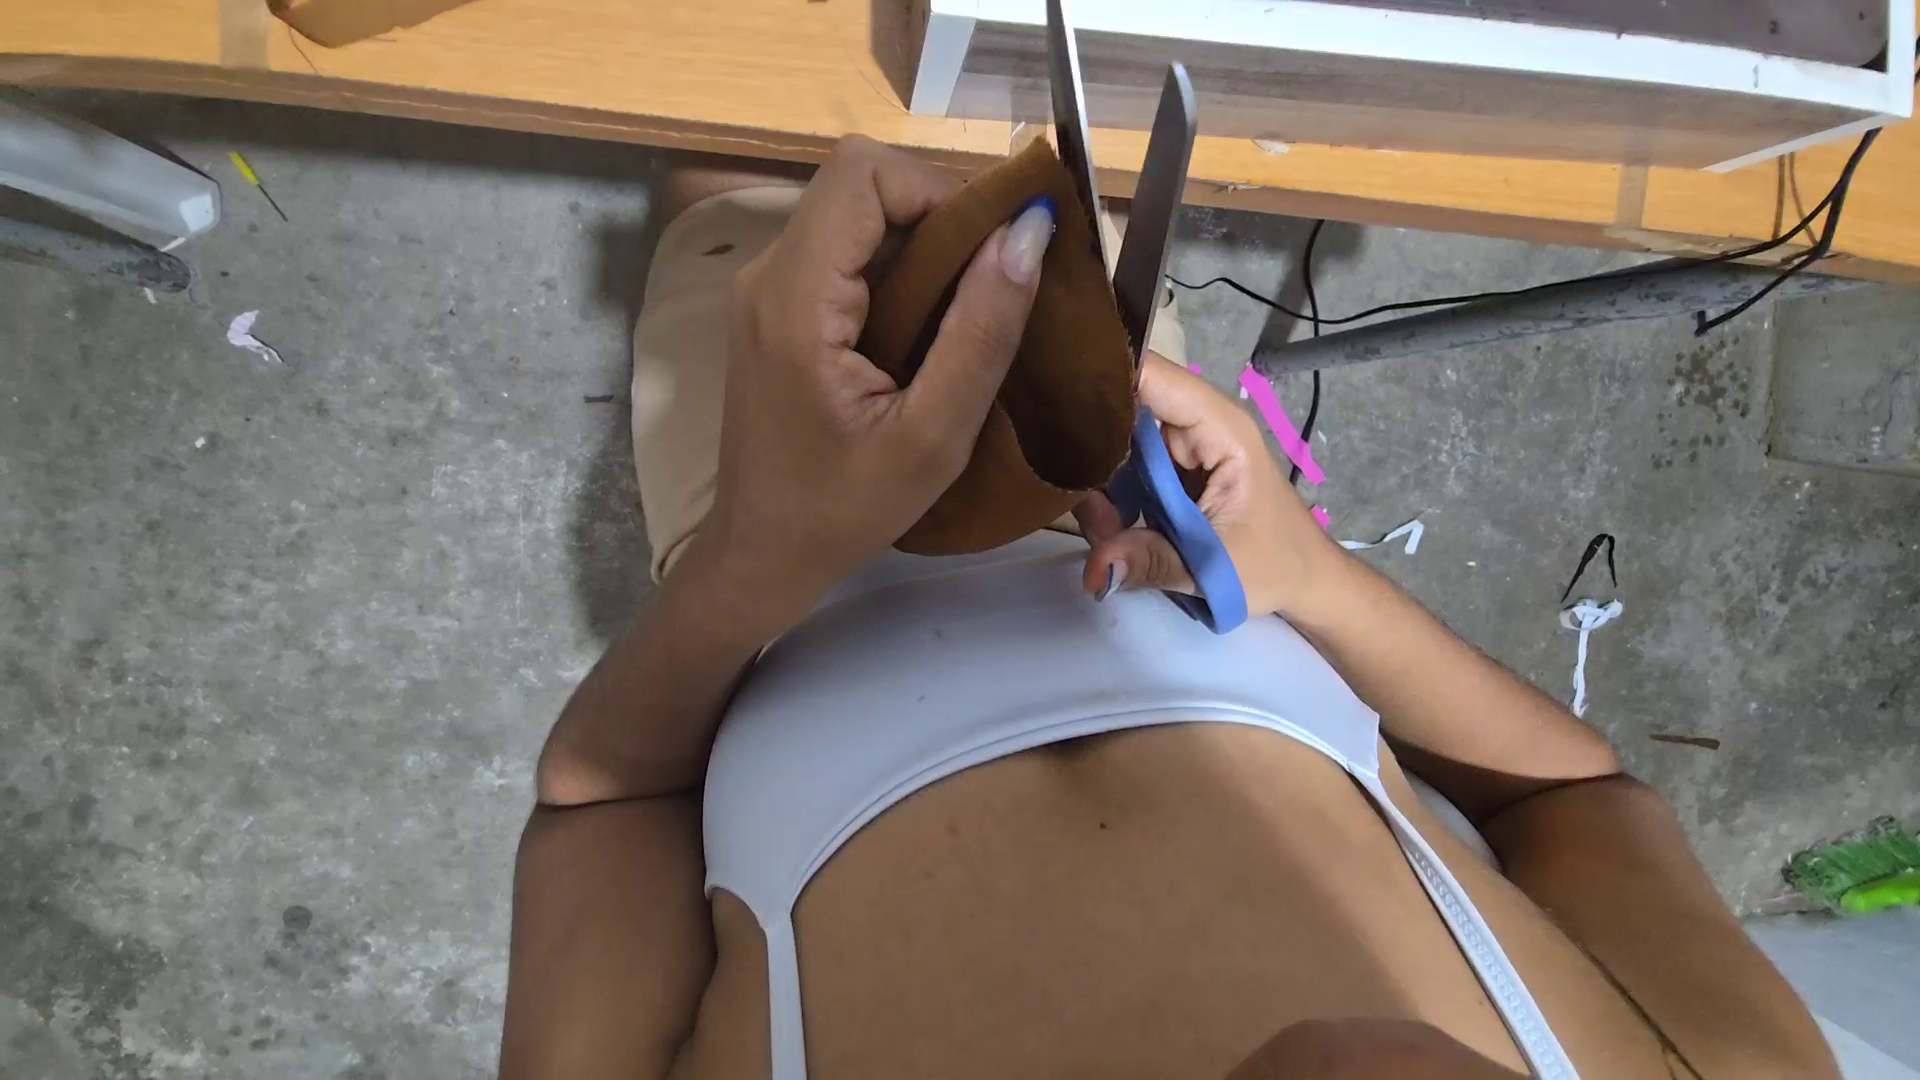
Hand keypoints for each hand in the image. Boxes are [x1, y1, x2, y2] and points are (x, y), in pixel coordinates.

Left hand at [694, 136, 1055, 618]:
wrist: (765, 552)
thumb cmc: (845, 510)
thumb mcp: (932, 436)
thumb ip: (981, 334)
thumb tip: (1028, 236)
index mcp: (795, 298)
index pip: (864, 172)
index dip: (938, 191)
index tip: (990, 254)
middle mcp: (767, 276)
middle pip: (859, 190)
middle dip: (938, 223)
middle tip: (987, 293)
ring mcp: (765, 294)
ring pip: (854, 223)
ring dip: (920, 255)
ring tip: (960, 322)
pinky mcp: (775, 315)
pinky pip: (842, 262)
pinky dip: (894, 279)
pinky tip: (921, 339)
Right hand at [1075, 352, 1342, 620]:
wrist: (1304, 584)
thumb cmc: (1276, 565)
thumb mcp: (1215, 567)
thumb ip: (1152, 562)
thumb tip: (1094, 568)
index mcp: (1219, 429)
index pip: (1154, 376)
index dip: (1104, 376)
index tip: (1050, 393)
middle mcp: (1194, 428)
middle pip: (1123, 408)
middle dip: (1091, 449)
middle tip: (1077, 499)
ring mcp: (1178, 450)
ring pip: (1115, 444)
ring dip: (1097, 484)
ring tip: (1105, 528)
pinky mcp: (1168, 474)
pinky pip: (1122, 471)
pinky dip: (1108, 498)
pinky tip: (1110, 529)